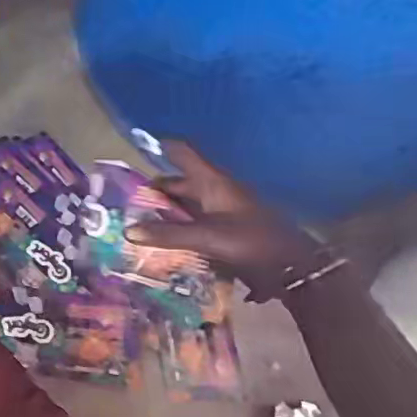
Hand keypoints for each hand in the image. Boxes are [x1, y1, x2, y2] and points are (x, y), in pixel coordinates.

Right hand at [125, 140, 341, 298]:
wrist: (291, 269)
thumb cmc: (252, 242)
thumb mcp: (207, 237)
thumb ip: (168, 234)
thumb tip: (128, 230)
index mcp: (213, 183)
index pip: (184, 153)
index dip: (163, 146)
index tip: (139, 146)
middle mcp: (214, 193)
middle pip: (179, 184)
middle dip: (154, 192)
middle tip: (125, 204)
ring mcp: (219, 214)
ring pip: (184, 207)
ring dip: (163, 214)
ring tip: (136, 225)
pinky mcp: (222, 234)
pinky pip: (192, 226)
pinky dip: (175, 231)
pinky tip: (159, 243)